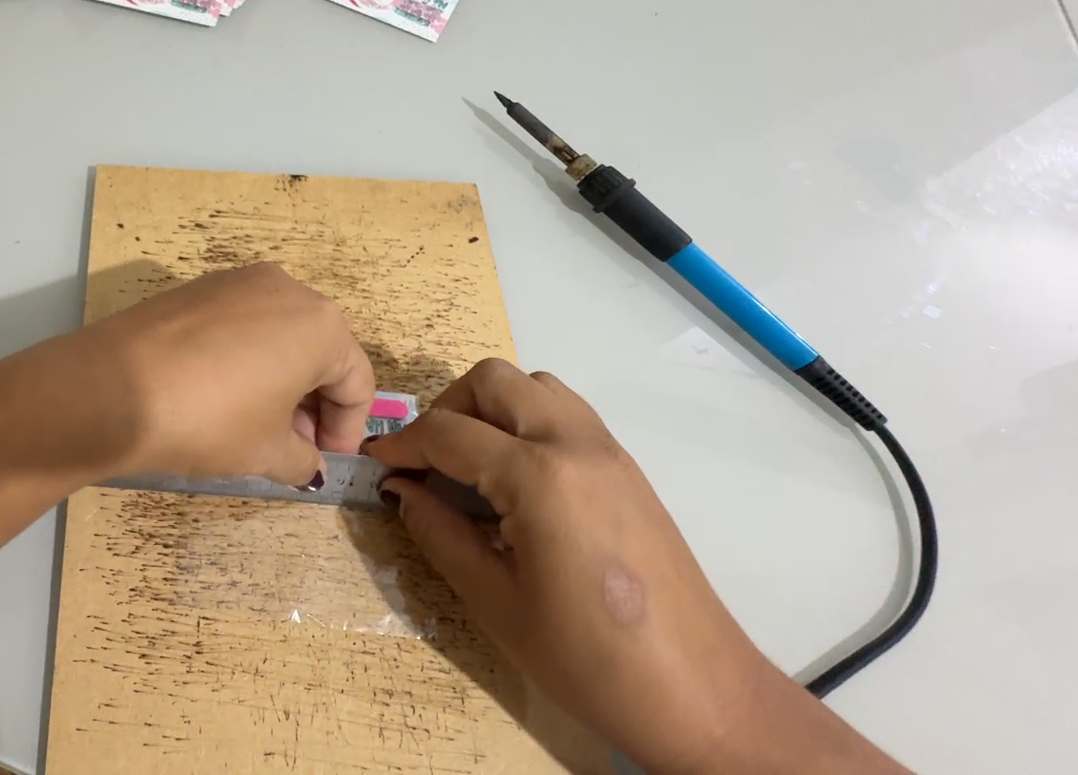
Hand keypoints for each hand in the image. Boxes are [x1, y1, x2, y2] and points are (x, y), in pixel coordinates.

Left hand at [45, 263, 375, 487]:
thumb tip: (308, 462)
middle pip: (319, 351)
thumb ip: (303, 459)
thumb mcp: (266, 452)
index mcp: (320, 324)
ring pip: (279, 334)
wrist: (113, 388)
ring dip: (280, 378)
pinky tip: (220, 391)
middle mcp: (286, 288)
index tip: (325, 460)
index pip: (356, 382)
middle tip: (293, 447)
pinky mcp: (198, 286)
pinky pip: (241, 323)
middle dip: (313, 402)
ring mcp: (237, 281)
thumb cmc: (209, 419)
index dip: (348, 429)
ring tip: (256, 423)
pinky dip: (245, 356)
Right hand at [363, 359, 786, 772]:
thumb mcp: (492, 599)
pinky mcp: (626, 466)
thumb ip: (436, 530)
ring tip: (469, 462)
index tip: (374, 463)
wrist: (703, 697)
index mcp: (539, 476)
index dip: (401, 445)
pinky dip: (524, 420)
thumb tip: (400, 488)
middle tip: (427, 460)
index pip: (447, 432)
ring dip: (489, 407)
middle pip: (491, 380)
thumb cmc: (588, 658)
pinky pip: (562, 410)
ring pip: (533, 385)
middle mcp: (574, 443)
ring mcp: (608, 449)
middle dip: (445, 409)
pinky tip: (513, 477)